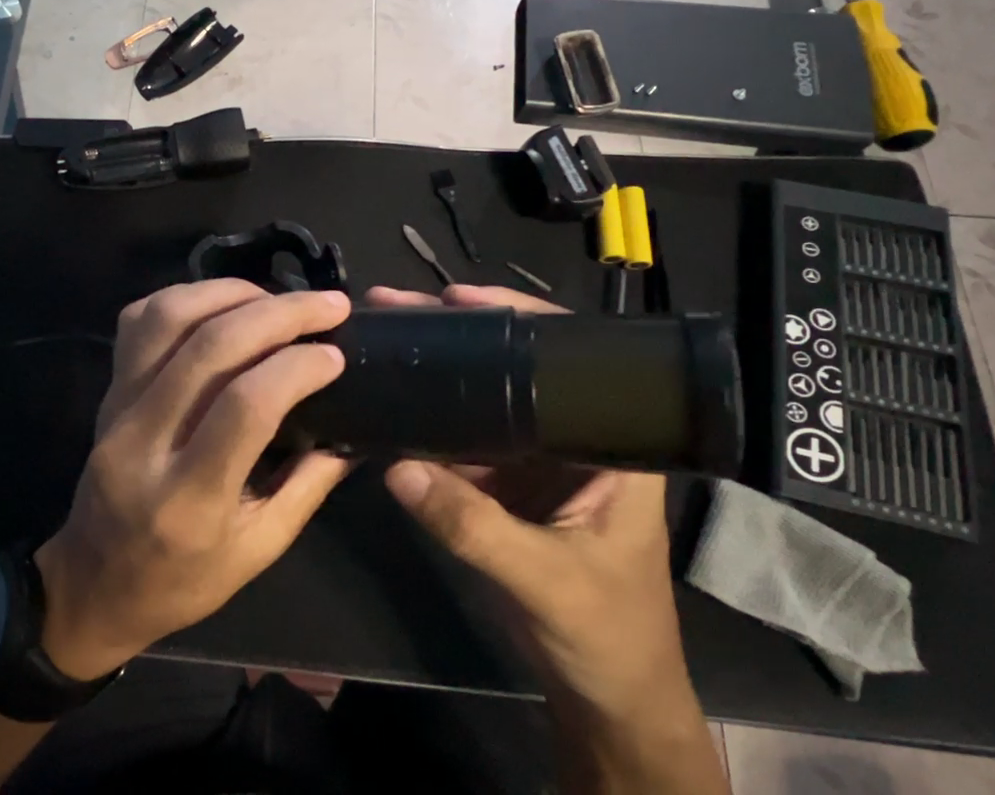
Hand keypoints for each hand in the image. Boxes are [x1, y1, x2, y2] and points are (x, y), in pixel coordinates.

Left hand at [33, 280, 352, 679]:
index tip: (337, 354)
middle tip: (327, 304)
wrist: (93, 583)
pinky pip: (138, 324)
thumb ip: (306, 488)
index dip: (296, 367)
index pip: (245, 405)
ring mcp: (117, 410)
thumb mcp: (257, 552)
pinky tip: (224, 305)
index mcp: (189, 498)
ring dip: (228, 293)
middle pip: (208, 349)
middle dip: (277, 314)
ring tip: (276, 298)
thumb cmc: (181, 581)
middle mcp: (145, 443)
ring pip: (165, 320)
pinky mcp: (106, 393)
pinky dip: (184, 299)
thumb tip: (354, 432)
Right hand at [368, 285, 688, 718]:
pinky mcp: (502, 491)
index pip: (571, 360)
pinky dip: (424, 431)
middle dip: (457, 339)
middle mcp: (572, 441)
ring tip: (384, 342)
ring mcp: (533, 464)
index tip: (457, 296)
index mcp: (611, 445)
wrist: (605, 698)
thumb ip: (472, 526)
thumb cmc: (606, 634)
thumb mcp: (545, 580)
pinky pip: (458, 449)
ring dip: (436, 380)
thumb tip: (396, 468)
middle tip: (393, 307)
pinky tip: (388, 406)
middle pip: (515, 373)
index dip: (518, 319)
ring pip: (481, 407)